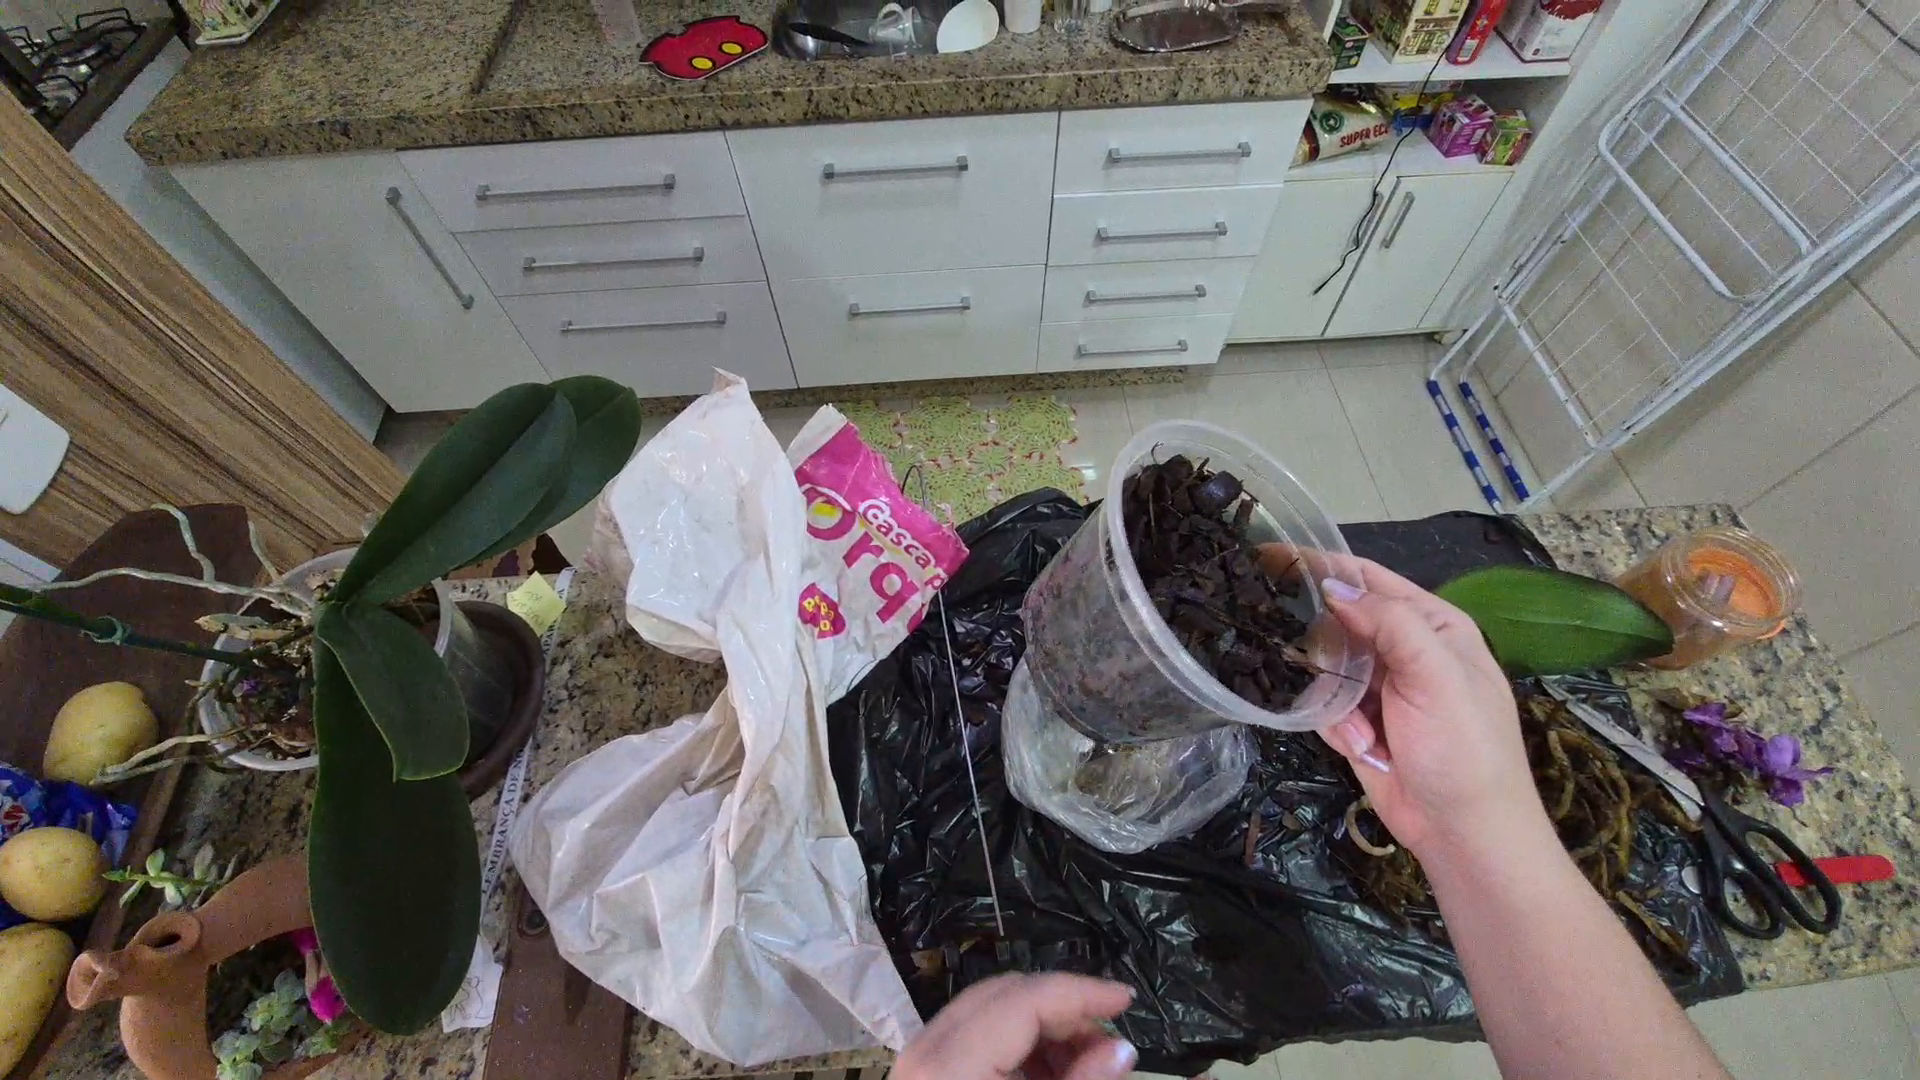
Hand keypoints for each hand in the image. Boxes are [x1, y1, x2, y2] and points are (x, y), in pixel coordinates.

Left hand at [892, 974, 1137, 1079]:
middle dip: (1064, 1009)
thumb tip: (1122, 1045)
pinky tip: (1050, 1072)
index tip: (1127, 997)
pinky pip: (976, 1036)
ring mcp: (919, 1056)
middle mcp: (927, 1045)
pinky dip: (1018, 1047)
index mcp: (950, 1061)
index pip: (1025, 998)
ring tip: (1085, 1062)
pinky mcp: (923, 1070)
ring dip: (1044, 1028)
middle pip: (1008, 995)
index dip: (1082, 991)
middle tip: (1110, 1038)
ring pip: (993, 1012)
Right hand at [1257, 547, 1546, 863]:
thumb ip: (1389, 622)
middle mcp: (1403, 649)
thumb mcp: (1436, 676)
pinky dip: (1334, 723)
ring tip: (1355, 722)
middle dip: (1316, 635)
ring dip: (1329, 691)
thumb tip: (1333, 587)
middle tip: (1286, 641)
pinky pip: (1323, 703)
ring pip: (1324, 663)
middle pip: (1339, 619)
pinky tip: (1362, 746)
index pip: (1369, 579)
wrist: (1464, 832)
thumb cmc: (1462, 748)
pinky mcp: (1357, 720)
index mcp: (1432, 626)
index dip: (1323, 565)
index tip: (1271, 556)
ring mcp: (1378, 686)